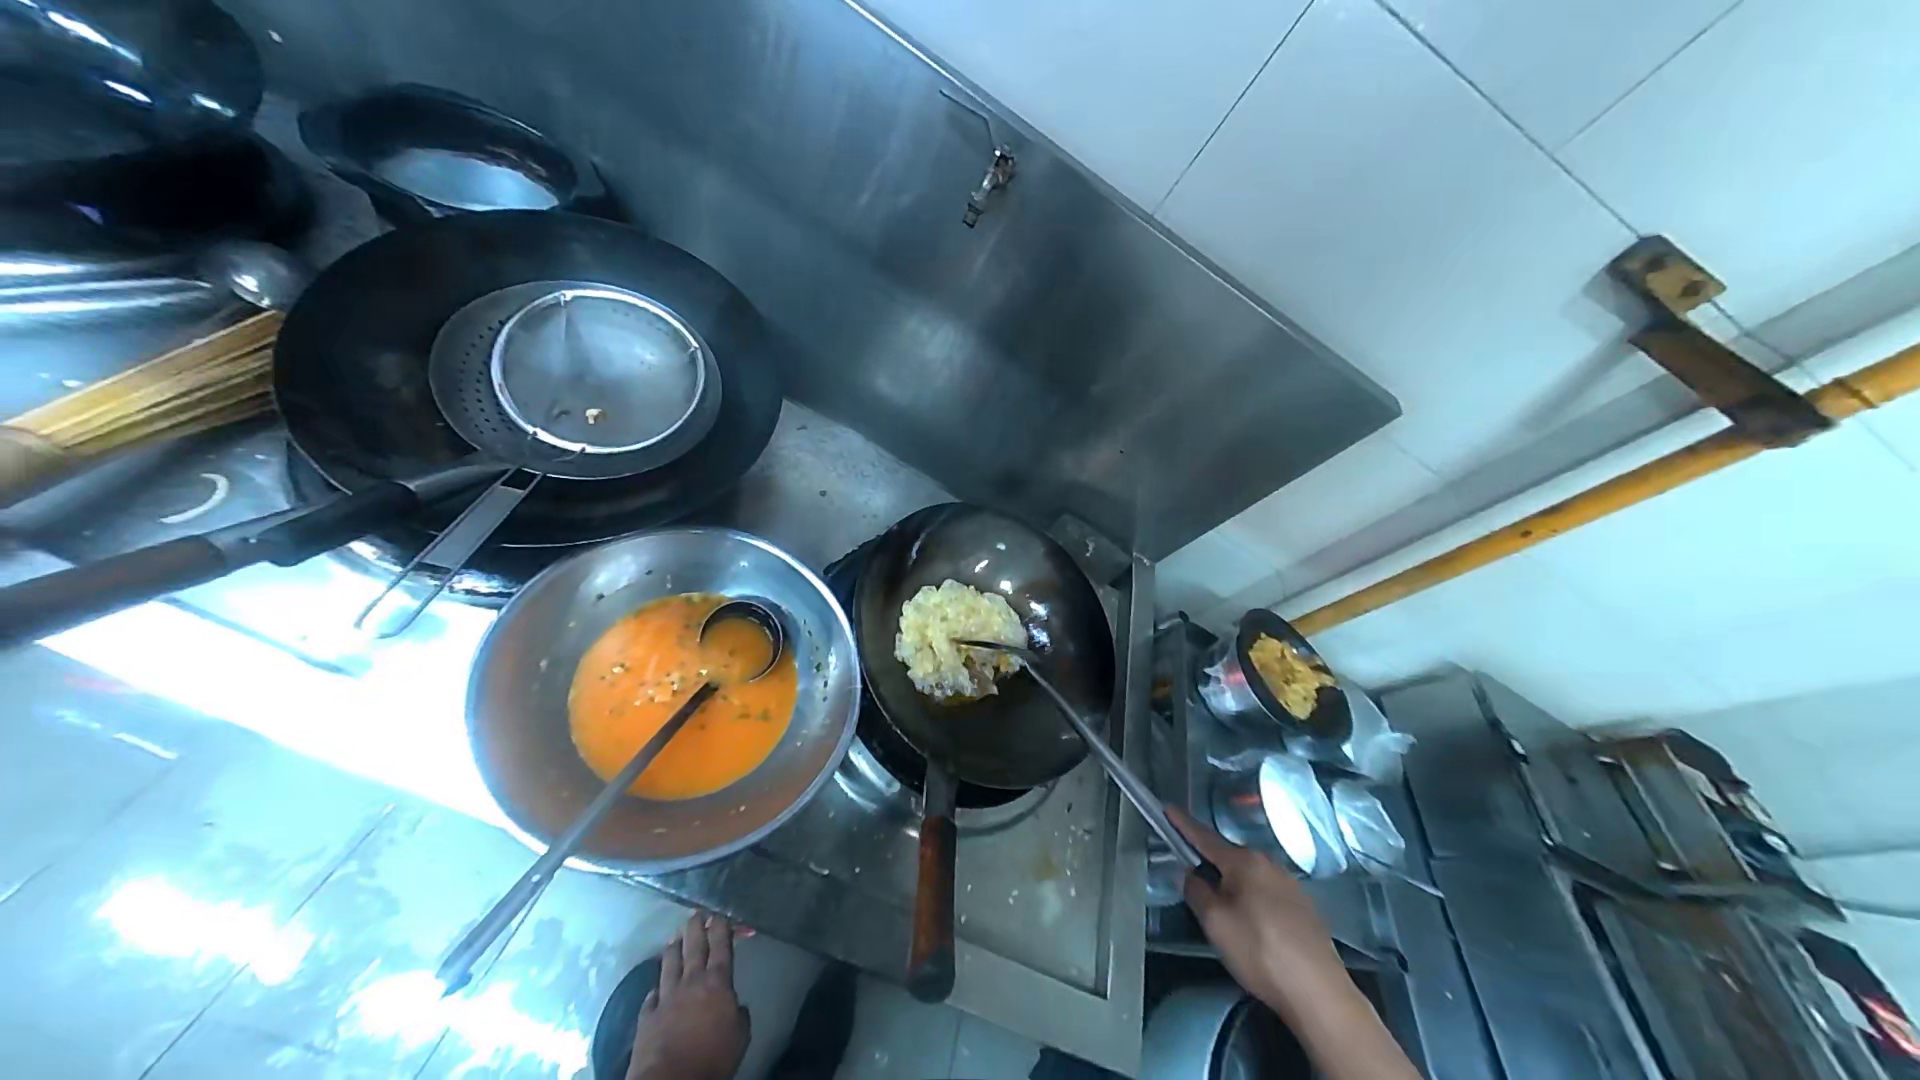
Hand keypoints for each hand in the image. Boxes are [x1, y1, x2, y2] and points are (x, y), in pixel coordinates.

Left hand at [628, 913, 750, 1079]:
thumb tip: (735, 1006)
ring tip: (675, 937)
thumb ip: (739, 1015)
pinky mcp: (647, 1016)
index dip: (721, 927)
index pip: (720, 946)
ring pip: (669, 963)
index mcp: (717, 982)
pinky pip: (653, 995)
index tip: (720, 914)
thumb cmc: (713, 1058)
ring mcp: (666, 997)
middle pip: (693, 946)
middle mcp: (691, 982)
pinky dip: (657, 988)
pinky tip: (657, 986)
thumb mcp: (740, 1036)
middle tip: (697, 913)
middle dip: (696, 927)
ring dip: (674, 948)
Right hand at [1168, 806, 1347, 1021]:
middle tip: (1191, 878)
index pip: (1205, 837)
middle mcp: (1270, 864)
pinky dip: (1252, 899)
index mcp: (1245, 861)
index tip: (1168, 809)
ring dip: (1232, 885)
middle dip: (1209, 863)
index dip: (1183, 824)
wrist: (1320, 994)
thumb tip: (1191, 874)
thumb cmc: (1259, 951)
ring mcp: (1291, 885)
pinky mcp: (1305, 908)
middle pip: (1229, 858)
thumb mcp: (1214, 922)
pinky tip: (1252, 925)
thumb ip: (1195, 890)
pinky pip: (1267, 893)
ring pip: (1249, 877)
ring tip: (1222, 909)